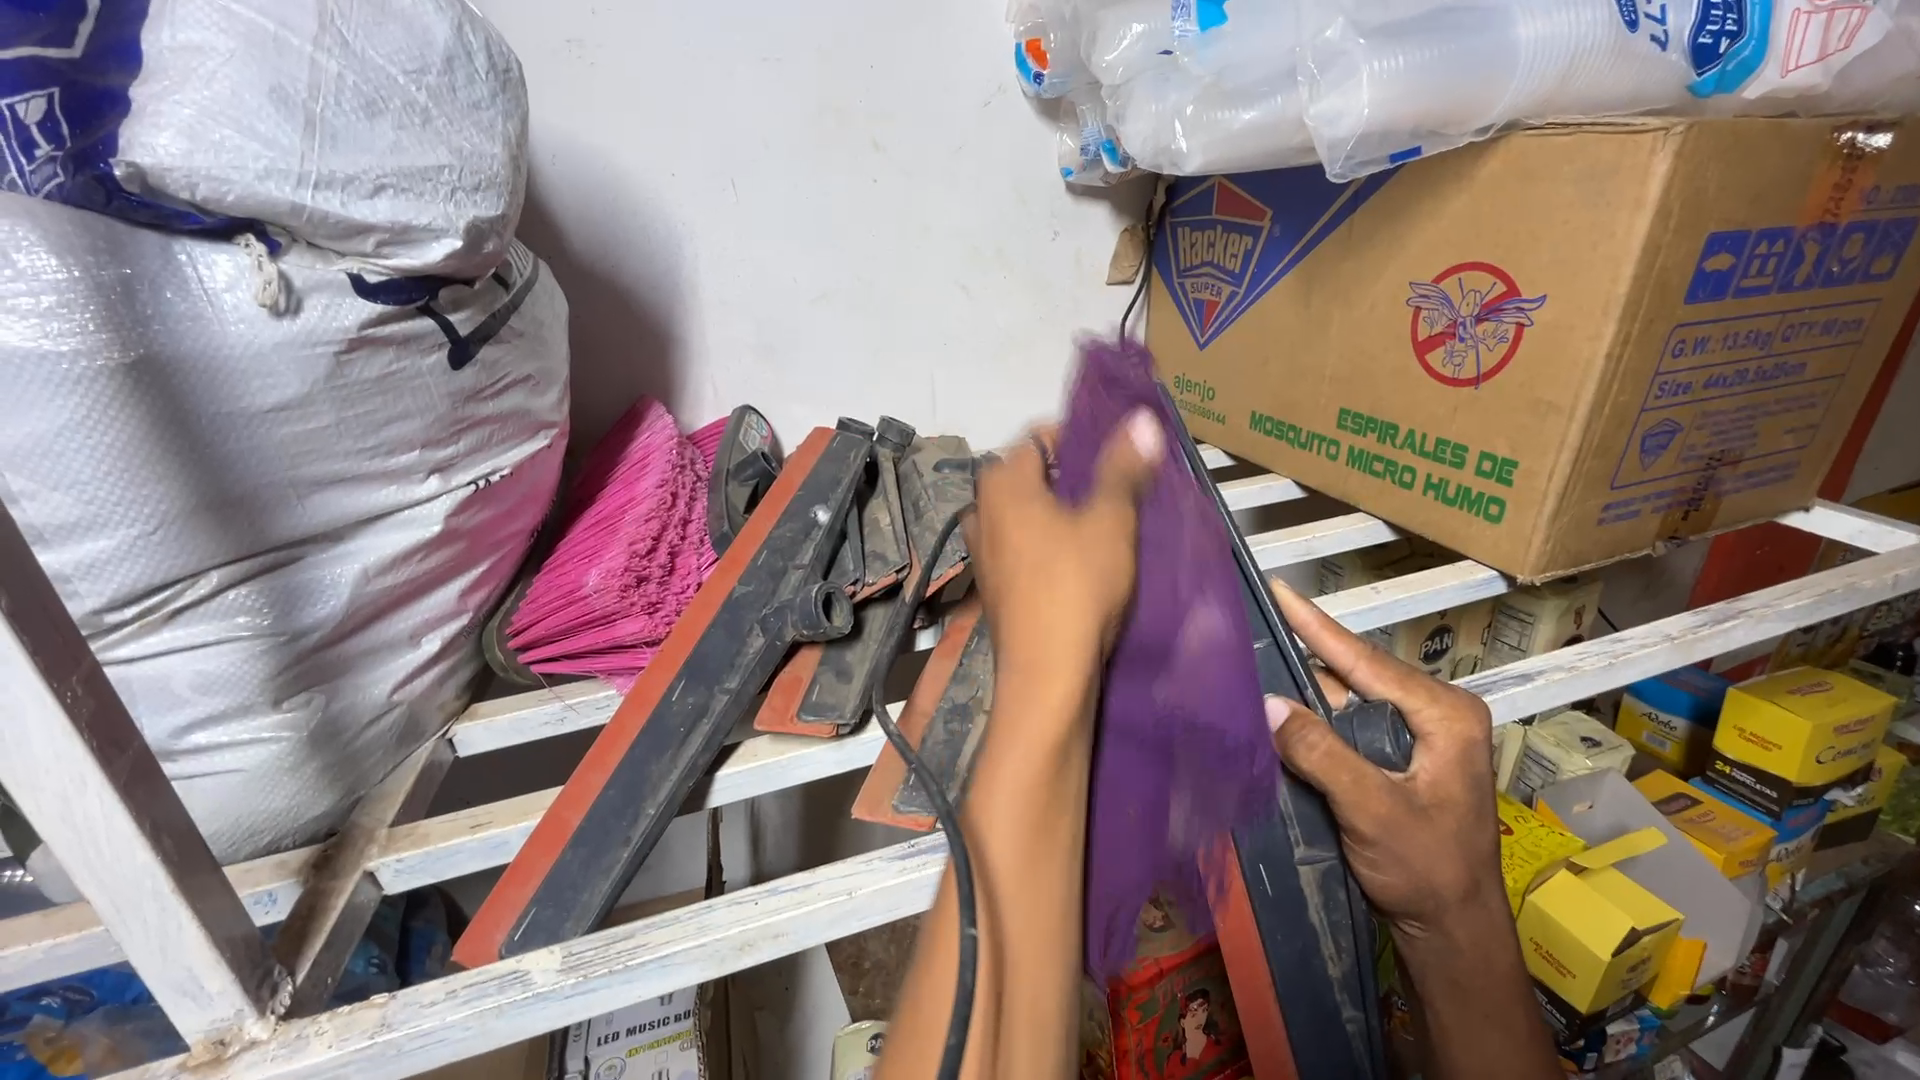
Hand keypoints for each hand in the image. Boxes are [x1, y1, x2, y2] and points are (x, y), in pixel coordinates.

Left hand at [963, 409, 1162, 674]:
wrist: (1047, 672)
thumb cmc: (1077, 584)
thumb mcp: (1110, 519)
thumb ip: (1123, 467)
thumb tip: (1142, 417)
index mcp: (1001, 482)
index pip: (1039, 436)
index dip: (1079, 439)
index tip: (1117, 456)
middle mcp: (980, 509)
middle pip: (1031, 475)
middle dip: (1072, 478)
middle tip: (1116, 491)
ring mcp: (981, 550)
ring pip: (1026, 513)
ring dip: (1060, 512)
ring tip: (1103, 525)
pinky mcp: (991, 584)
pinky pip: (1022, 545)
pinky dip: (1047, 543)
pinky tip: (1079, 562)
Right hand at [1262, 583, 1503, 942]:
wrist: (1452, 932)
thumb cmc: (1427, 871)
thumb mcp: (1372, 810)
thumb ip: (1322, 754)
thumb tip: (1267, 702)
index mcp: (1444, 715)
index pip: (1365, 660)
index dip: (1315, 625)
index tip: (1278, 589)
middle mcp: (1434, 714)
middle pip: (1354, 674)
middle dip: (1303, 657)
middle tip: (1252, 629)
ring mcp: (1417, 736)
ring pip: (1347, 699)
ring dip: (1304, 691)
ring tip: (1253, 665)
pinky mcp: (1398, 758)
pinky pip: (1347, 724)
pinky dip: (1313, 719)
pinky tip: (1279, 711)